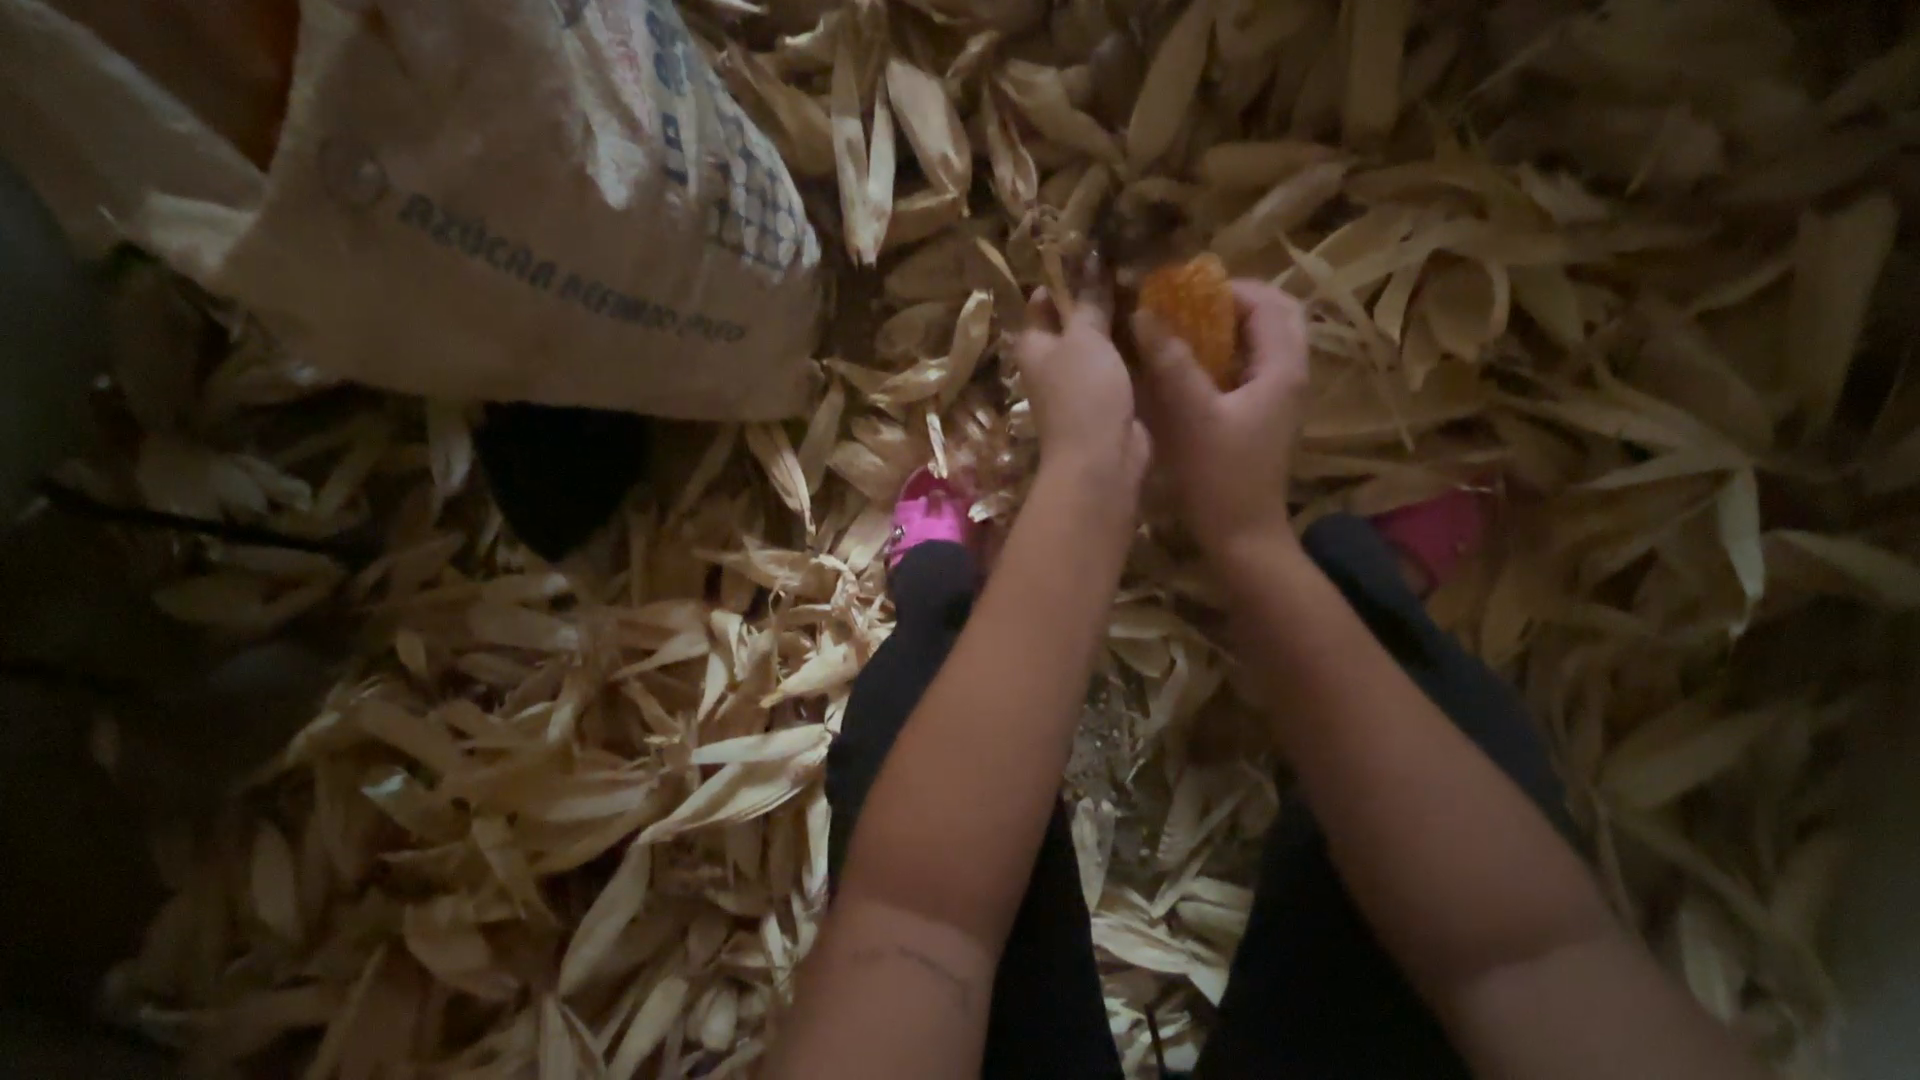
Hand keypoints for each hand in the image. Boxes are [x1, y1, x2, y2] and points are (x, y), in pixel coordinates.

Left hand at [1011, 281, 1150, 495]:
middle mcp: (1052, 364)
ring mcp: (1081, 385)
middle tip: (1133, 266)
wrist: (1101, 461)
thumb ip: (1088, 302)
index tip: (1096, 253)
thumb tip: (1090, 261)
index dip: (1064, 277)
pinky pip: (1122, 367)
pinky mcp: (1109, 402)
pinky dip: (1136, 351)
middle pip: (1074, 322)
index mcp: (1034, 345)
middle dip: (1099, 299)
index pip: (1042, 302)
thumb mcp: (1084, 338)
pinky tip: (1161, 329)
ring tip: (1153, 289)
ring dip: (1122, 325)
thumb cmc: (1083, 394)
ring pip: (1101, 345)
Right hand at [1135, 280, 1308, 555]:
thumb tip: (1143, 313)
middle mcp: (1290, 375)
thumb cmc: (1219, 476)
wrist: (1242, 534)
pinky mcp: (1264, 415)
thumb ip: (1170, 362)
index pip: (1268, 302)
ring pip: (1264, 341)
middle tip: (1188, 308)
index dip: (1226, 289)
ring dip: (1228, 328)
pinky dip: (1225, 354)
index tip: (1182, 293)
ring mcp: (1280, 397)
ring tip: (1184, 331)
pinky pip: (1251, 366)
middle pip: (1275, 316)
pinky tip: (1189, 367)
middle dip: (1232, 303)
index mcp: (1283, 368)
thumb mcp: (1190, 415)